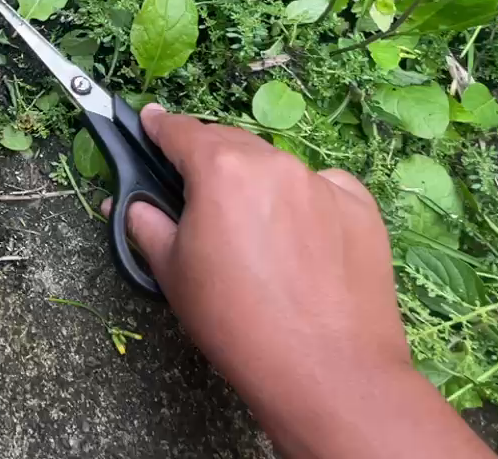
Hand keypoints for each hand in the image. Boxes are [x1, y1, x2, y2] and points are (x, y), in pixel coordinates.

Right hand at [119, 107, 492, 458]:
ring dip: (253, 177)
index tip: (149, 121)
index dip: (158, 125)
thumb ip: (146, 222)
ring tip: (249, 221)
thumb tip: (136, 204)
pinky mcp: (360, 209)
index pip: (179, 129)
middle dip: (206, 155)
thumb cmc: (236, 321)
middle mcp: (271, 163)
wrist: (331, 376)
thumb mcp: (171, 270)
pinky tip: (299, 234)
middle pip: (227, 141)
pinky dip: (302, 197)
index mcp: (219, 169)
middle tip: (195, 189)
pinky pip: (320, 186)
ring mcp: (321, 183)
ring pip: (272, 163)